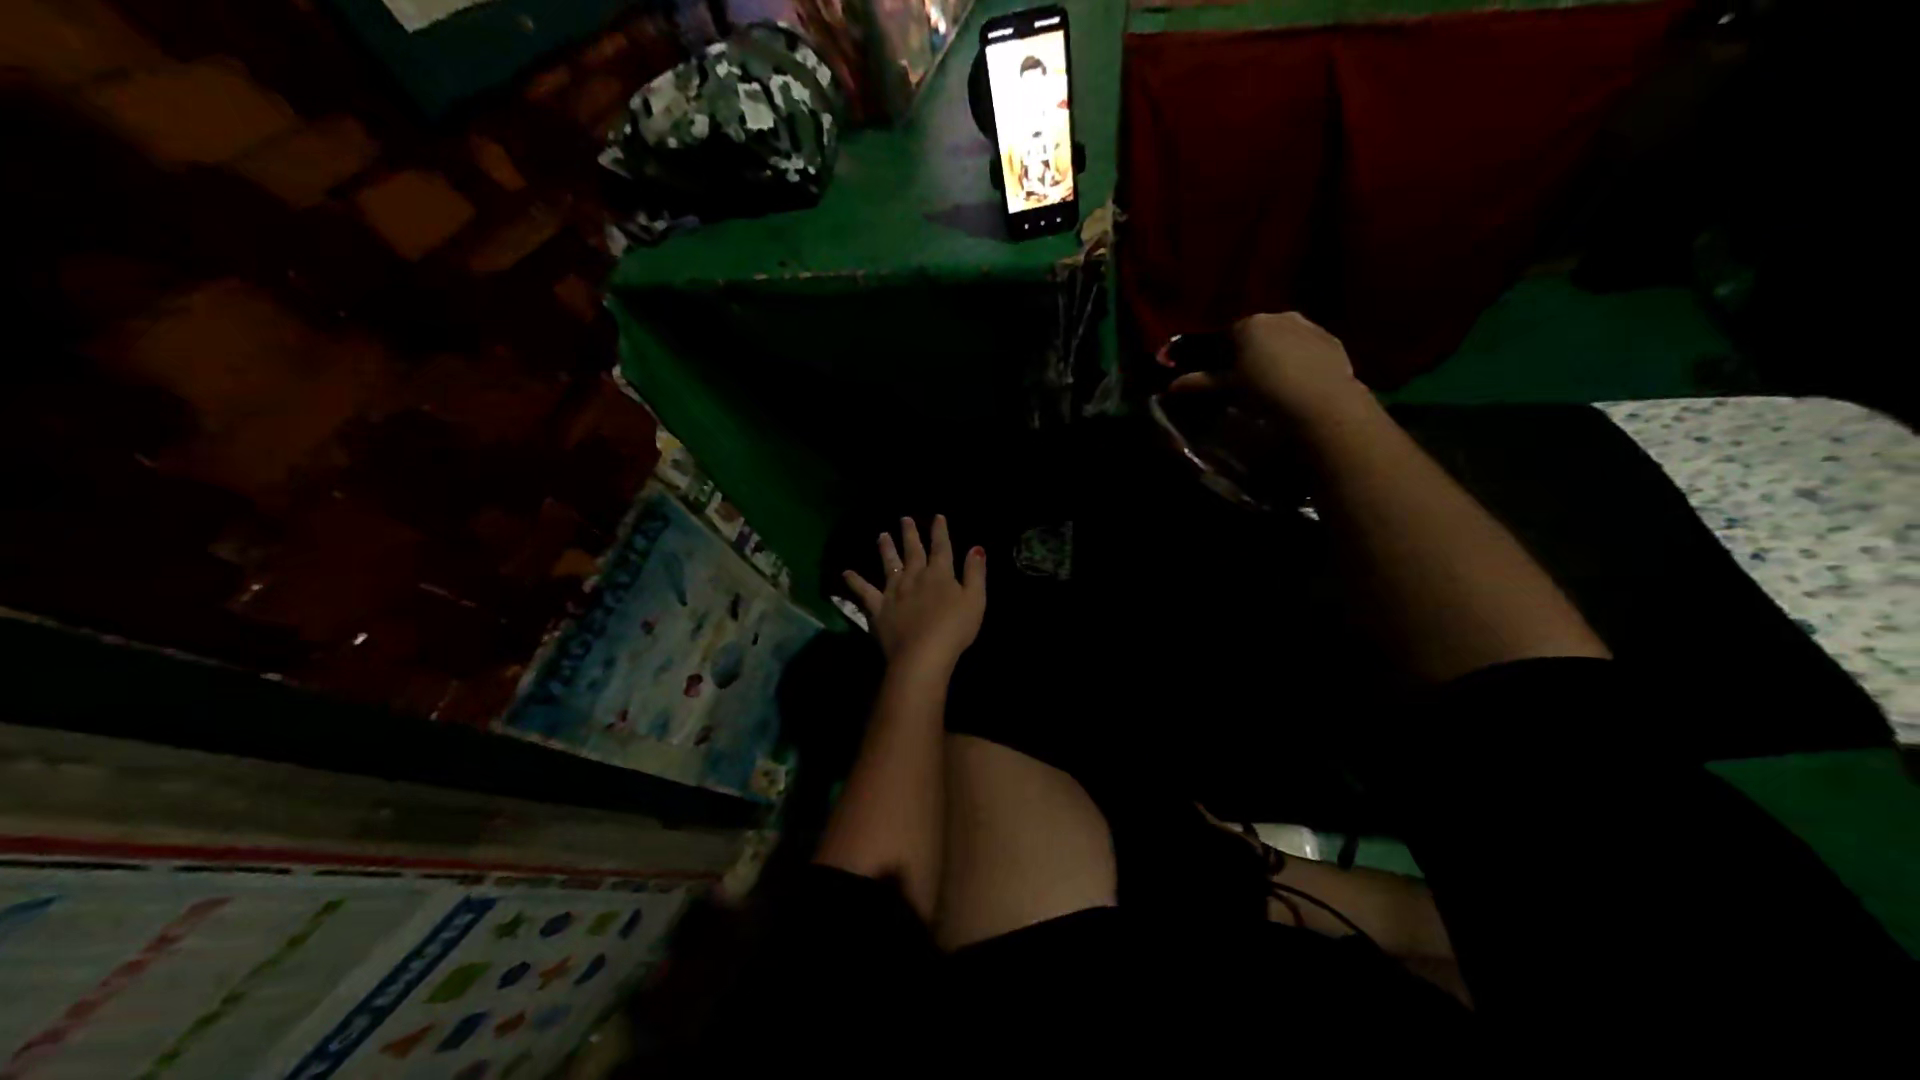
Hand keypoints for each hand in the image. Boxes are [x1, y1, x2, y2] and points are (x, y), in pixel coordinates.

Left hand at [843, 515, 985, 672]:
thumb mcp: (975, 600)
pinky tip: (846, 573)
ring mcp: (894, 592)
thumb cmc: (954, 629)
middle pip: (913, 551)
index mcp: (940, 574)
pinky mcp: (878, 609)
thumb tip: (976, 548)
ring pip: (889, 564)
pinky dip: (855, 582)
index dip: (940, 531)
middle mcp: (914, 577)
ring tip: (881, 535)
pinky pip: (864, 592)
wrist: (922, 654)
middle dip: (910, 534)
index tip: (938, 516)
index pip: (941, 547)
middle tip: (904, 518)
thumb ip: (975, 573)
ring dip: (886, 549)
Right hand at [1170, 312, 1366, 419]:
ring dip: (1278, 354)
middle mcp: (1280, 317)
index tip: (1222, 375)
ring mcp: (1310, 327)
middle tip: (1248, 380)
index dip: (1222, 355)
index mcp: (1249, 324)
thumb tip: (1170, 386)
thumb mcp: (1228, 389)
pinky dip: (1302, 360)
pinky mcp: (1333, 341)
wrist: (1321, 403)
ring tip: (1276, 383)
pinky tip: (1300, 382)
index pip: (1227, 335)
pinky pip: (1309, 348)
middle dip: (1251, 352)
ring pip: (1285, 338)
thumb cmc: (1265, 392)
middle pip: (1258, 333)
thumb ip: (1199, 383)